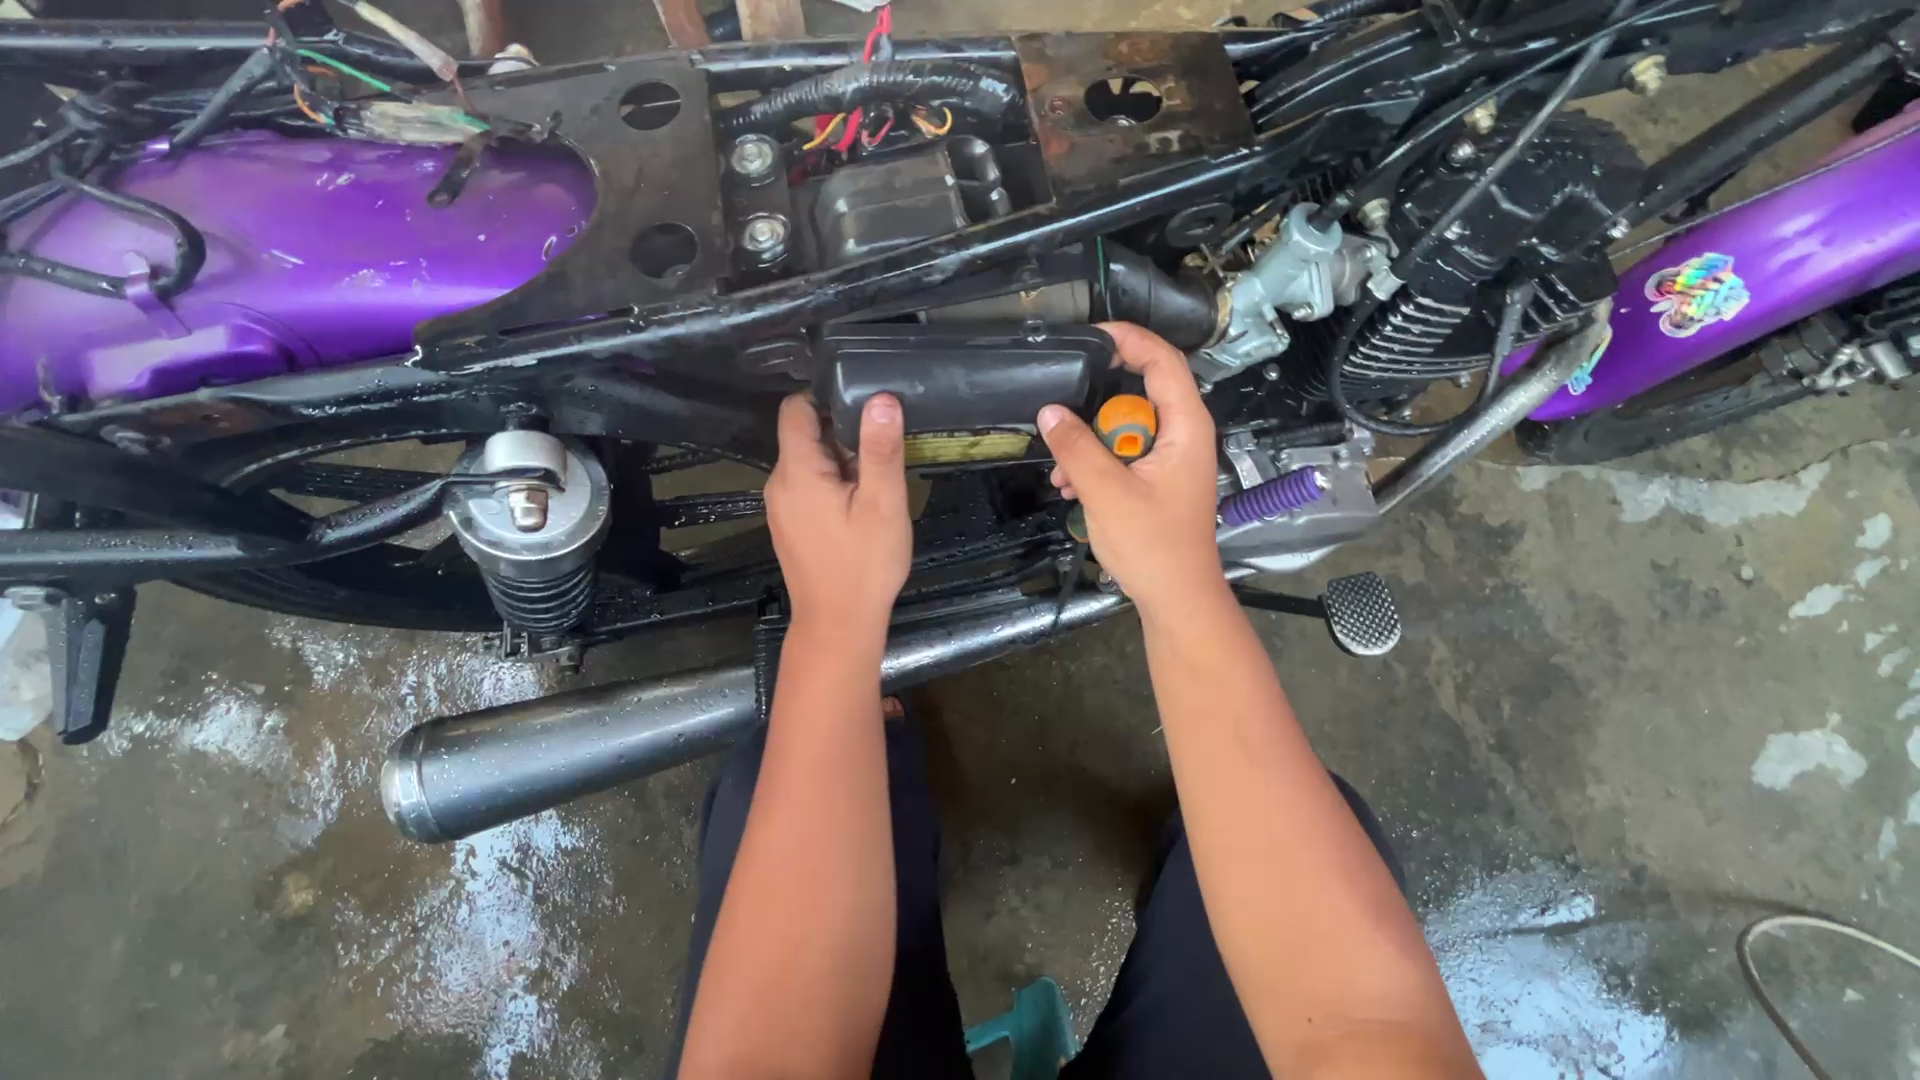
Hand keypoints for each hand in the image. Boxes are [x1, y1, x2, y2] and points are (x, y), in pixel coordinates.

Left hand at [764, 392, 912, 629]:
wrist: (838, 624)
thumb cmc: (863, 565)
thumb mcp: (883, 503)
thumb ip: (880, 449)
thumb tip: (881, 399)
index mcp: (797, 471)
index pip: (795, 408)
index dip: (826, 396)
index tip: (863, 402)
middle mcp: (779, 483)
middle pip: (804, 434)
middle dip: (841, 432)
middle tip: (881, 448)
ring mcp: (781, 507)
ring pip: (809, 462)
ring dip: (841, 460)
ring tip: (876, 478)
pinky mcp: (790, 525)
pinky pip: (808, 487)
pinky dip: (833, 483)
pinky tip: (861, 504)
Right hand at [1040, 322, 1221, 612]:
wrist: (1175, 598)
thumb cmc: (1153, 547)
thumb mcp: (1107, 493)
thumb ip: (1076, 449)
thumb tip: (1049, 411)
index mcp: (1185, 428)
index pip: (1163, 361)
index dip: (1129, 339)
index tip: (1089, 334)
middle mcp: (1183, 435)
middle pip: (1137, 393)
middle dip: (1095, 407)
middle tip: (1062, 416)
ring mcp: (1170, 458)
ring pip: (1125, 427)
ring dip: (1090, 442)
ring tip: (1063, 469)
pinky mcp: (1157, 479)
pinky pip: (1124, 453)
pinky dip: (1097, 463)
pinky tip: (1071, 486)